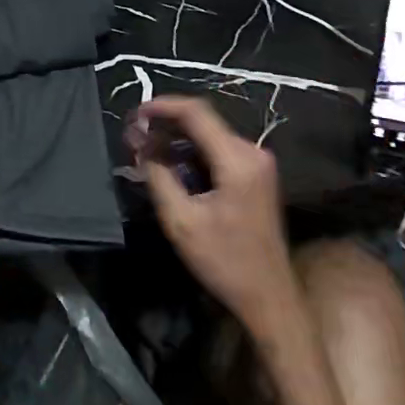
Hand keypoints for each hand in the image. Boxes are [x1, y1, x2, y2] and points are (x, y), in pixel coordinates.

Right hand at [136, 97, 297, 333]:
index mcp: (238, 160)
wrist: (268, 297)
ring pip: (209, 135)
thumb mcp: (181, 221)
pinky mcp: (255, 174)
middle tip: (135, 135)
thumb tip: (142, 146)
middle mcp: (252, 152)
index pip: (196, 113)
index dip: (163, 107)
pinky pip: (218, 150)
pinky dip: (192, 151)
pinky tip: (169, 162)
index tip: (135, 114)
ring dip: (177, 138)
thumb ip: (158, 176)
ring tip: (146, 147)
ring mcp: (257, 162)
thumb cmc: (224, 262)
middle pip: (203, 121)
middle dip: (166, 123)